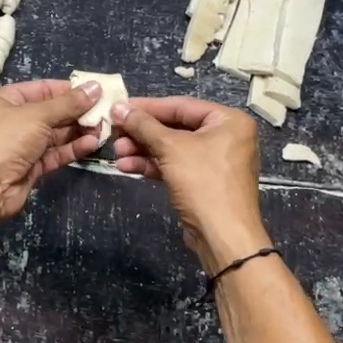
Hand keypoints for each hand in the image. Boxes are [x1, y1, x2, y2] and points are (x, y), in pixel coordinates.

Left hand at [0, 79, 102, 223]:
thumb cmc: (4, 139)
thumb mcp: (36, 115)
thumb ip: (68, 104)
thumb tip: (95, 87)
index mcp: (6, 99)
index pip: (43, 89)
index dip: (69, 89)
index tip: (96, 91)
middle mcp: (13, 119)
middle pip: (52, 112)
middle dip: (78, 112)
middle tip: (107, 111)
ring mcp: (22, 144)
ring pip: (56, 134)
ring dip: (79, 131)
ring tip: (105, 128)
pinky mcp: (30, 166)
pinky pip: (55, 153)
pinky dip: (73, 148)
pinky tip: (92, 144)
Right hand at [111, 96, 270, 273]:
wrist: (222, 236)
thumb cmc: (203, 181)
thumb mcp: (171, 147)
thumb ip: (143, 125)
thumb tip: (117, 108)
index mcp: (228, 120)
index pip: (181, 106)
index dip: (147, 107)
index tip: (119, 108)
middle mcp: (225, 136)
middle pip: (175, 127)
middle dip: (142, 132)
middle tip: (114, 133)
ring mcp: (215, 161)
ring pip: (172, 148)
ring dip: (143, 149)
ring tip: (116, 152)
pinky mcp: (203, 182)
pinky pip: (175, 166)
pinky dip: (152, 165)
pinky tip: (126, 166)